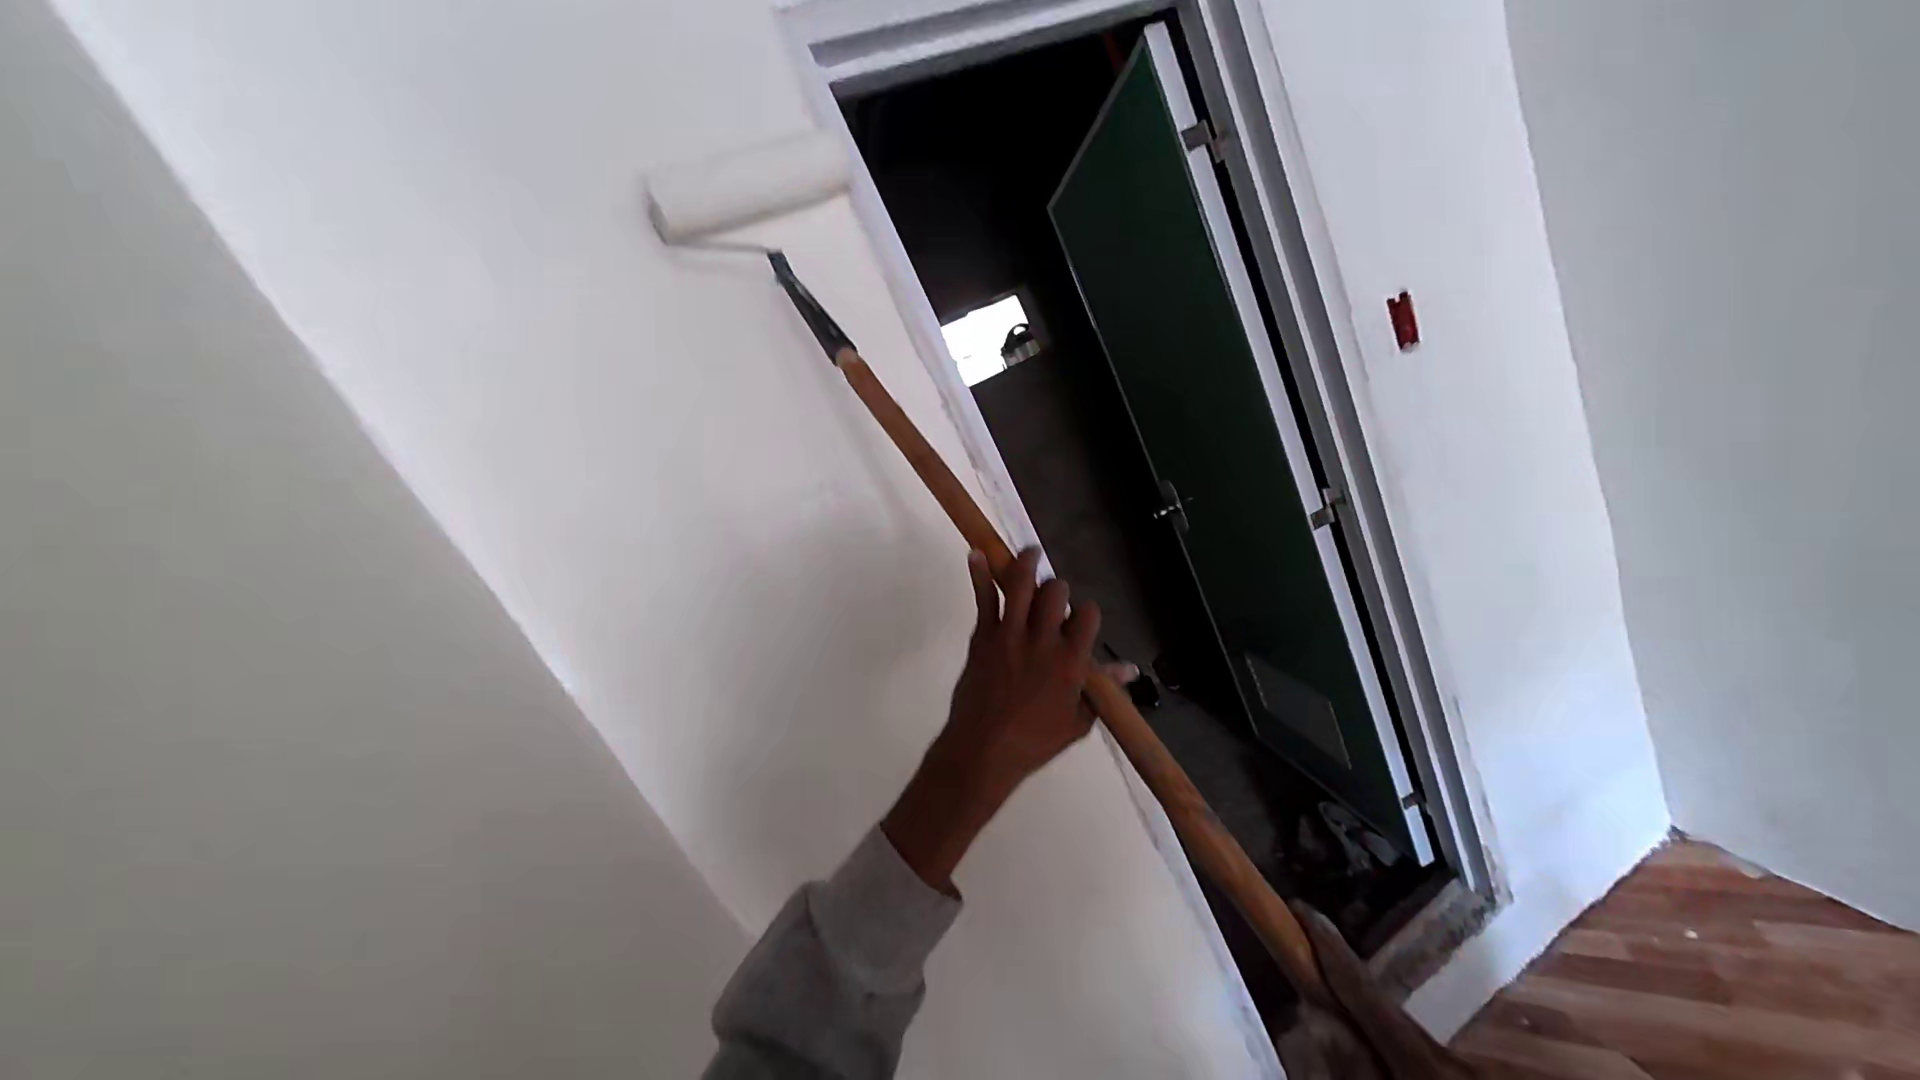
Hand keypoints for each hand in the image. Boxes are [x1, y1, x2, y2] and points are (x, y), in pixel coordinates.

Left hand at [882, 547, 1134, 892]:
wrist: (983, 750)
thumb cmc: (1035, 741)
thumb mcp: (1079, 721)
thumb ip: (1102, 688)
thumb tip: (1129, 669)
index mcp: (1071, 662)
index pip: (1087, 615)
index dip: (1085, 611)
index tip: (1079, 617)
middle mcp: (1043, 641)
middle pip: (1055, 593)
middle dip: (1057, 589)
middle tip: (1051, 596)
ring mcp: (1010, 635)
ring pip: (1020, 585)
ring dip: (1026, 562)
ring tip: (1030, 552)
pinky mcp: (983, 636)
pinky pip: (983, 598)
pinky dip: (980, 573)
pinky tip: (978, 554)